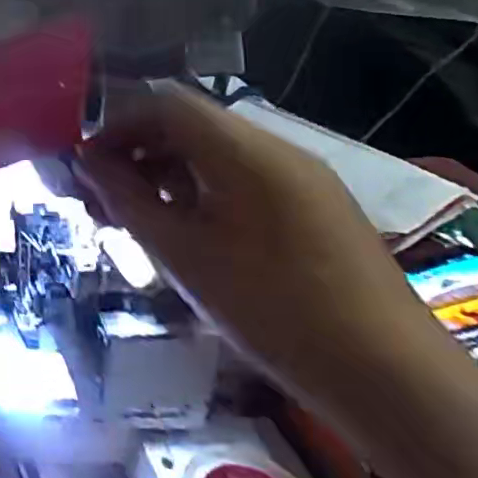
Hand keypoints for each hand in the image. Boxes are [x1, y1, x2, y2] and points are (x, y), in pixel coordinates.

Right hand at [79, 87, 477, 477]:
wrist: (390, 374)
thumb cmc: (274, 311)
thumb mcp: (186, 257)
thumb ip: (130, 201)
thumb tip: (87, 163)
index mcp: (243, 149)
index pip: (166, 103)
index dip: (118, 124)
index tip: (87, 162)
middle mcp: (275, 145)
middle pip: (192, 123)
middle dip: (141, 149)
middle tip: (106, 195)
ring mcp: (302, 172)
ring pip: (219, 150)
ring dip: (172, 171)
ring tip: (142, 217)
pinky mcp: (316, 200)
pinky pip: (247, 174)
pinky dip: (207, 188)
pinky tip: (192, 230)